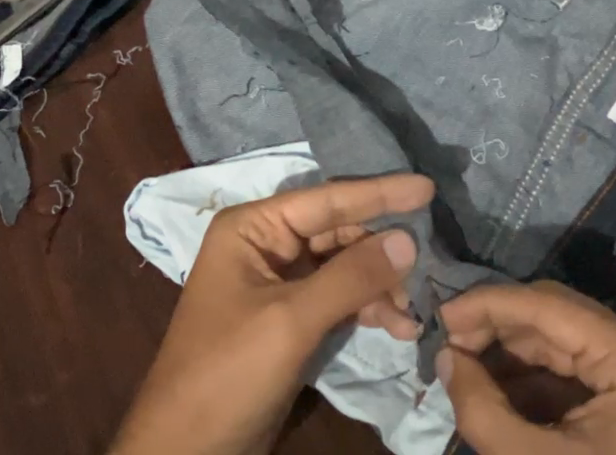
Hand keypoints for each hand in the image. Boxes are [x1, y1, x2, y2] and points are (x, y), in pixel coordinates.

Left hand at [111, 174, 433, 454]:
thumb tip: (408, 237)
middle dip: (382, 250)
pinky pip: (338, 297)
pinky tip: (396, 327)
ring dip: (379, 285)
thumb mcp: (291, 321)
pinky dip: (366, 308)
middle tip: (428, 265)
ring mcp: (277, 282)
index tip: (427, 188)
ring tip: (412, 313)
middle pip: (338, 231)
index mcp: (253, 227)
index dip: (379, 193)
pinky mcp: (289, 318)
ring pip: (343, 265)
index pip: (326, 200)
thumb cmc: (228, 373)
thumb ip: (351, 276)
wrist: (187, 453)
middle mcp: (265, 244)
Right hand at [437, 281, 615, 454]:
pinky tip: (492, 389)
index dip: (486, 305)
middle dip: (495, 327)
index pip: (546, 305)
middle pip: (554, 314)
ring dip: (508, 351)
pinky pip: (573, 371)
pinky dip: (530, 377)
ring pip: (560, 339)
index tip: (438, 316)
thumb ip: (485, 410)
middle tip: (445, 344)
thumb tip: (445, 357)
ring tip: (460, 365)